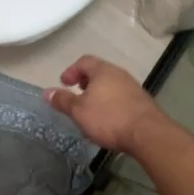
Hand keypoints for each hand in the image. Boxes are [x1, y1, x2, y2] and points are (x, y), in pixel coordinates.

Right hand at [44, 55, 165, 151]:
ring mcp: (133, 87)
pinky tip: (108, 119)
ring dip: (99, 93)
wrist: (147, 133)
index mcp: (103, 70)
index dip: (71, 70)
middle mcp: (119, 73)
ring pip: (111, 84)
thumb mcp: (79, 111)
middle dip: (85, 81)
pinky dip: (111, 102)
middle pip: (99, 71)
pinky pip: (121, 96)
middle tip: (77, 94)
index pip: (84, 61)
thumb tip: (46, 92)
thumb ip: (63, 100)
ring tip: (91, 109)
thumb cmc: (109, 118)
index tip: (64, 84)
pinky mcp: (142, 102)